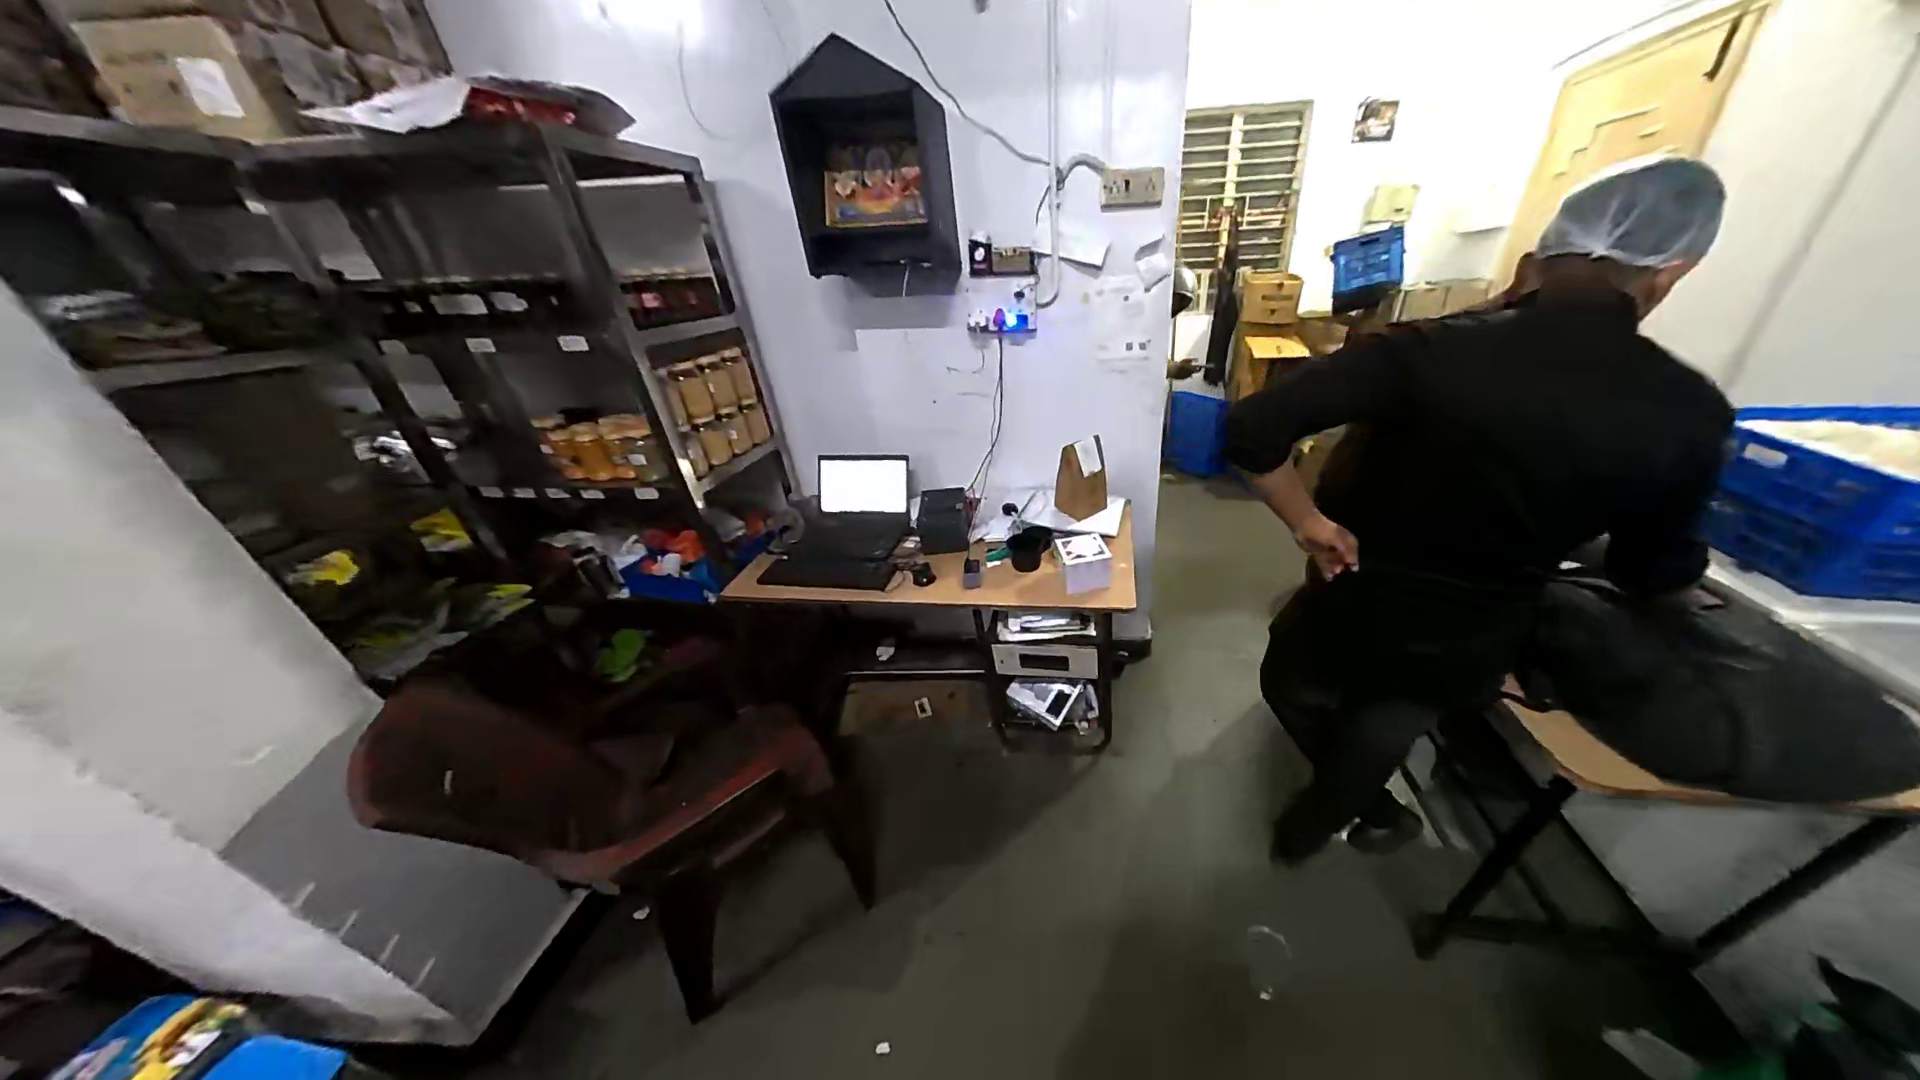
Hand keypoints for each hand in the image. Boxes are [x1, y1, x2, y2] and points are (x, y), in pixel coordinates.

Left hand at [1294, 513, 1358, 578]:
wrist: (1303, 525)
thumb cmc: (1323, 529)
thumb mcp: (1337, 539)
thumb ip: (1346, 551)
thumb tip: (1353, 563)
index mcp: (1349, 541)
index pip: (1354, 555)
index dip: (1353, 563)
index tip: (1351, 571)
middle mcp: (1341, 547)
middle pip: (1344, 560)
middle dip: (1342, 567)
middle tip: (1338, 572)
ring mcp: (1330, 551)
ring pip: (1334, 562)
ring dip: (1334, 568)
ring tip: (1333, 575)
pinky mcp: (1319, 554)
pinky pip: (1324, 563)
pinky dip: (1326, 569)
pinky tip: (1328, 577)